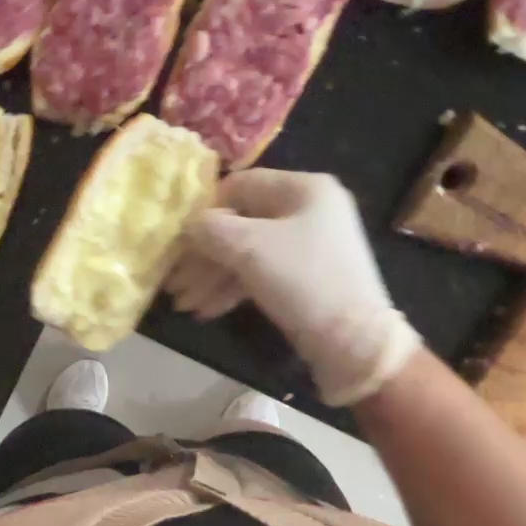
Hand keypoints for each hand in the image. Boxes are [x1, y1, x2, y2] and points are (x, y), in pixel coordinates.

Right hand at [167, 170, 420, 406]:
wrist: (352, 339)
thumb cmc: (302, 280)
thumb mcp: (250, 248)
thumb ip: (211, 229)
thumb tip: (188, 225)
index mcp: (303, 188)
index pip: (240, 186)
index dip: (204, 211)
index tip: (177, 240)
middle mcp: (307, 210)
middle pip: (240, 224)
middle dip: (203, 256)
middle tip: (174, 283)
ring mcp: (307, 246)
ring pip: (246, 253)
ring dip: (211, 277)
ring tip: (183, 305)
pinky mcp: (303, 278)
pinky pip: (259, 275)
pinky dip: (231, 290)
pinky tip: (206, 310)